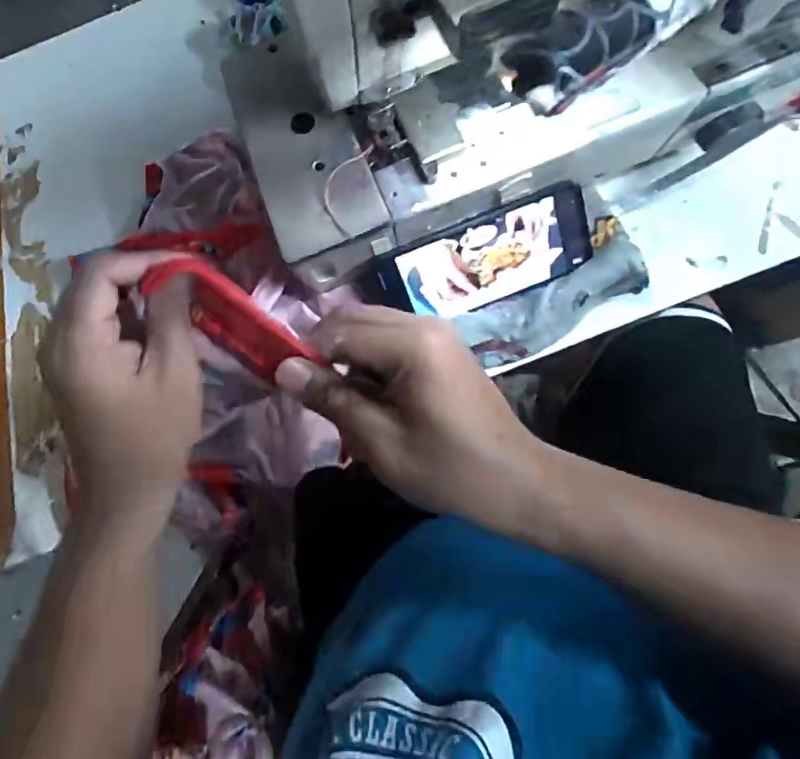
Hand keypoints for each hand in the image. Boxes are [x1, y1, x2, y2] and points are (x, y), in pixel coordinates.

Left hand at [39, 251, 203, 526]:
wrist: (125, 497)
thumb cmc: (155, 436)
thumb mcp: (175, 369)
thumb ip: (172, 311)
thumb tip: (178, 270)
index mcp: (78, 341)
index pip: (102, 270)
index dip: (146, 258)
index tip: (189, 265)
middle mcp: (56, 340)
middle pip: (95, 281)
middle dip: (144, 273)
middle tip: (189, 279)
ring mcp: (60, 354)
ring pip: (97, 299)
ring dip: (140, 294)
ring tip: (183, 304)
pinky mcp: (72, 366)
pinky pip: (98, 323)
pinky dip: (131, 316)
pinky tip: (164, 330)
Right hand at [275, 308, 549, 525]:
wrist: (516, 481)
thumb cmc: (448, 469)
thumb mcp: (380, 441)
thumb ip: (332, 398)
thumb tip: (283, 369)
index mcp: (412, 342)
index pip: (338, 330)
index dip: (304, 353)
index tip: (282, 385)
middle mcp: (424, 323)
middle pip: (354, 318)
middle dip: (324, 350)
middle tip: (311, 396)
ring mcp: (437, 331)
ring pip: (371, 326)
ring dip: (347, 355)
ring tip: (342, 403)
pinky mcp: (442, 345)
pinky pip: (391, 338)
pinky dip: (370, 359)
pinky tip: (371, 397)